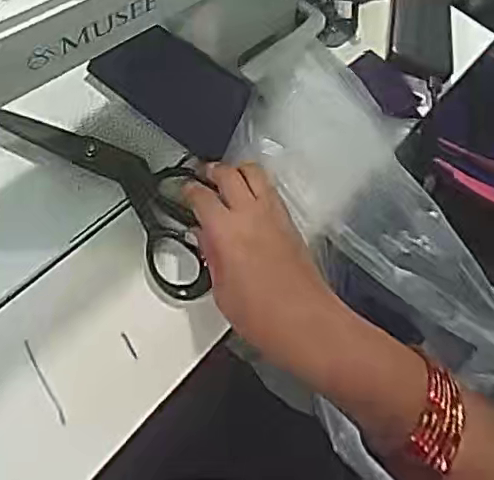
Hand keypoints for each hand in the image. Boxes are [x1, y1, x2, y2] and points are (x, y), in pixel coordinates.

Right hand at [184, 163, 349, 377]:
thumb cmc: (268, 317)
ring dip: (236, 170)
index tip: (185, 191)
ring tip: (228, 177)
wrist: (308, 323)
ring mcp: (272, 214)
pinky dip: (257, 184)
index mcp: (225, 230)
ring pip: (252, 172)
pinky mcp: (289, 220)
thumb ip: (211, 257)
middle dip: (210, 171)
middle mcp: (249, 214)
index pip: (200, 196)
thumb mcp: (222, 293)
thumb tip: (205, 240)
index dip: (188, 190)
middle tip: (203, 176)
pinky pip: (270, 188)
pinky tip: (252, 196)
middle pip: (226, 173)